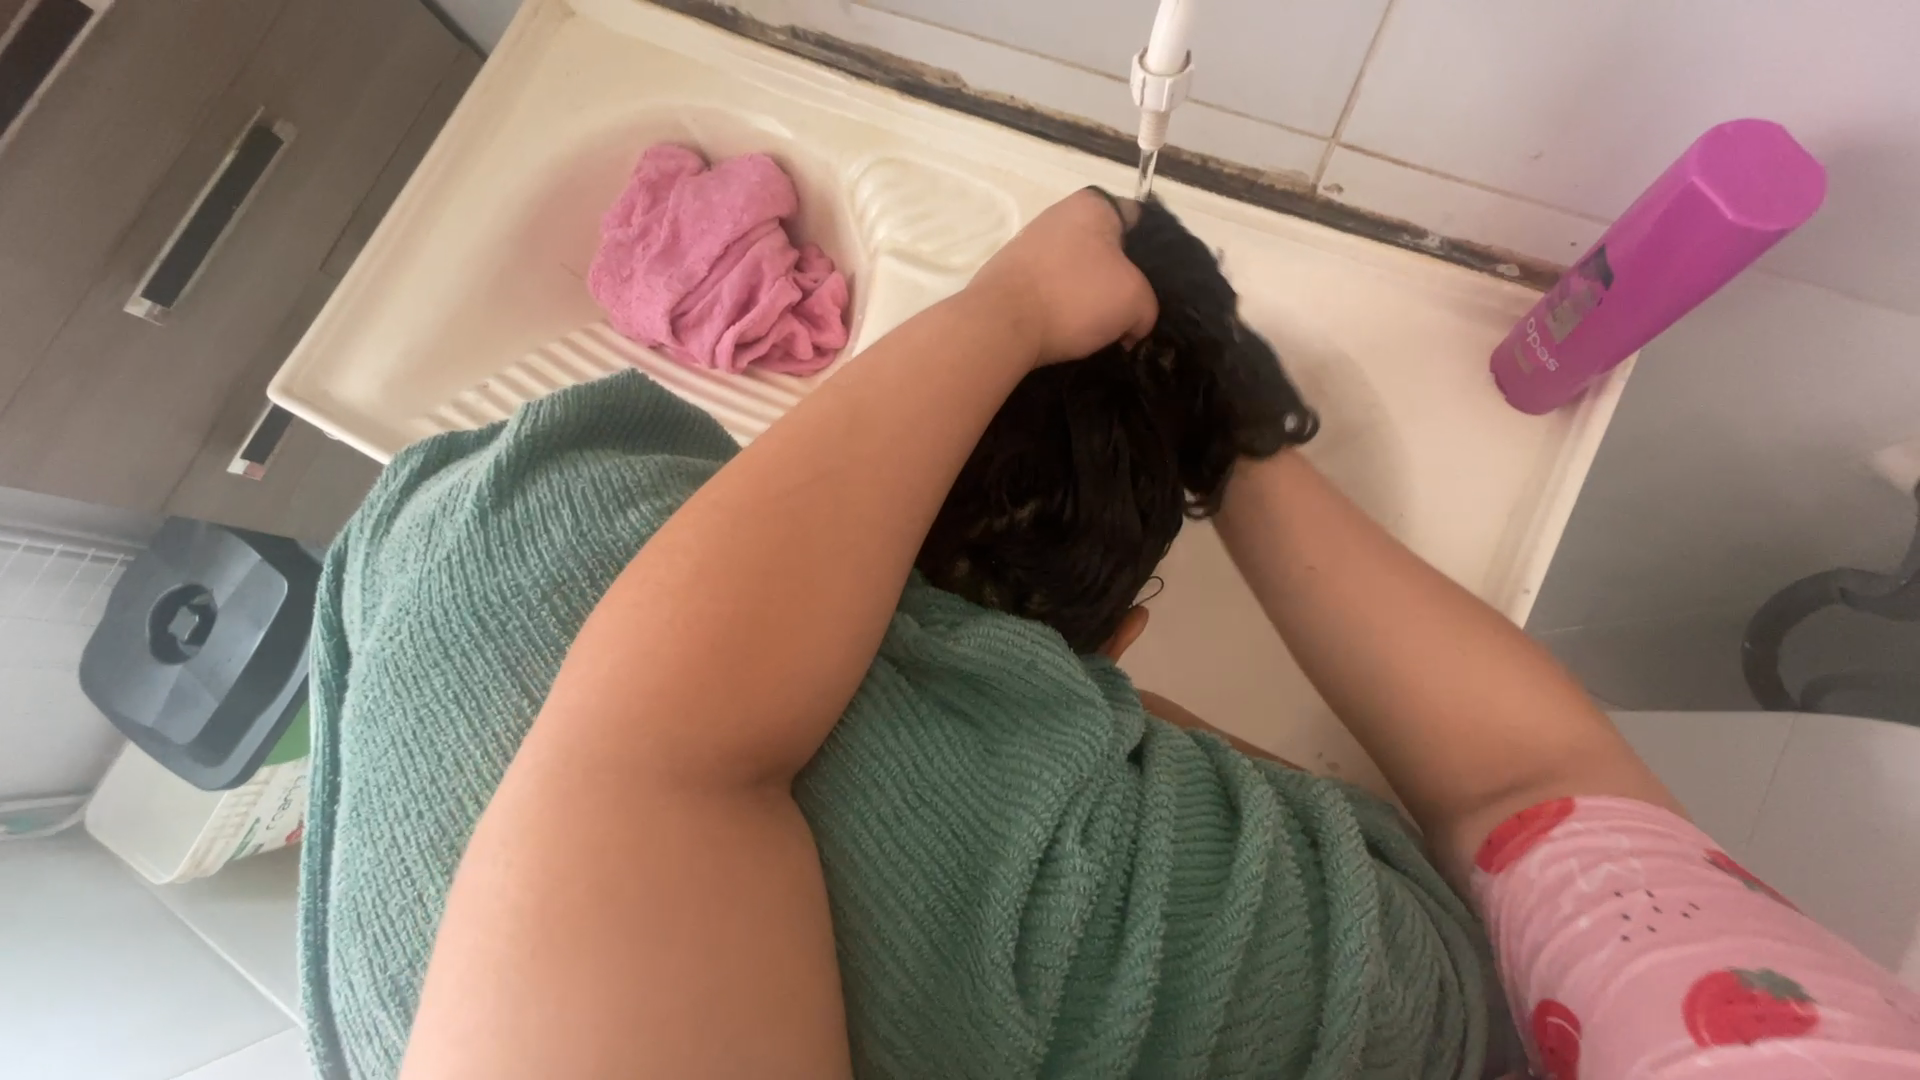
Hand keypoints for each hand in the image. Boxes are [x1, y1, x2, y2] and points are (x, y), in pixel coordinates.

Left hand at [965, 188, 1158, 367]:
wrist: (1000, 325)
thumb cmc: (1074, 299)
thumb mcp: (1135, 301)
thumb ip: (1147, 308)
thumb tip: (1132, 326)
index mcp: (1092, 204)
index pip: (1137, 221)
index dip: (1152, 254)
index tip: (1152, 286)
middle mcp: (1058, 215)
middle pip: (1104, 250)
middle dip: (1116, 281)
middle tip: (1126, 315)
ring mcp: (1029, 245)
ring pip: (1075, 273)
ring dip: (1086, 300)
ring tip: (1094, 331)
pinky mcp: (1009, 276)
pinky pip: (1048, 291)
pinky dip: (1058, 309)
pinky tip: (1064, 333)